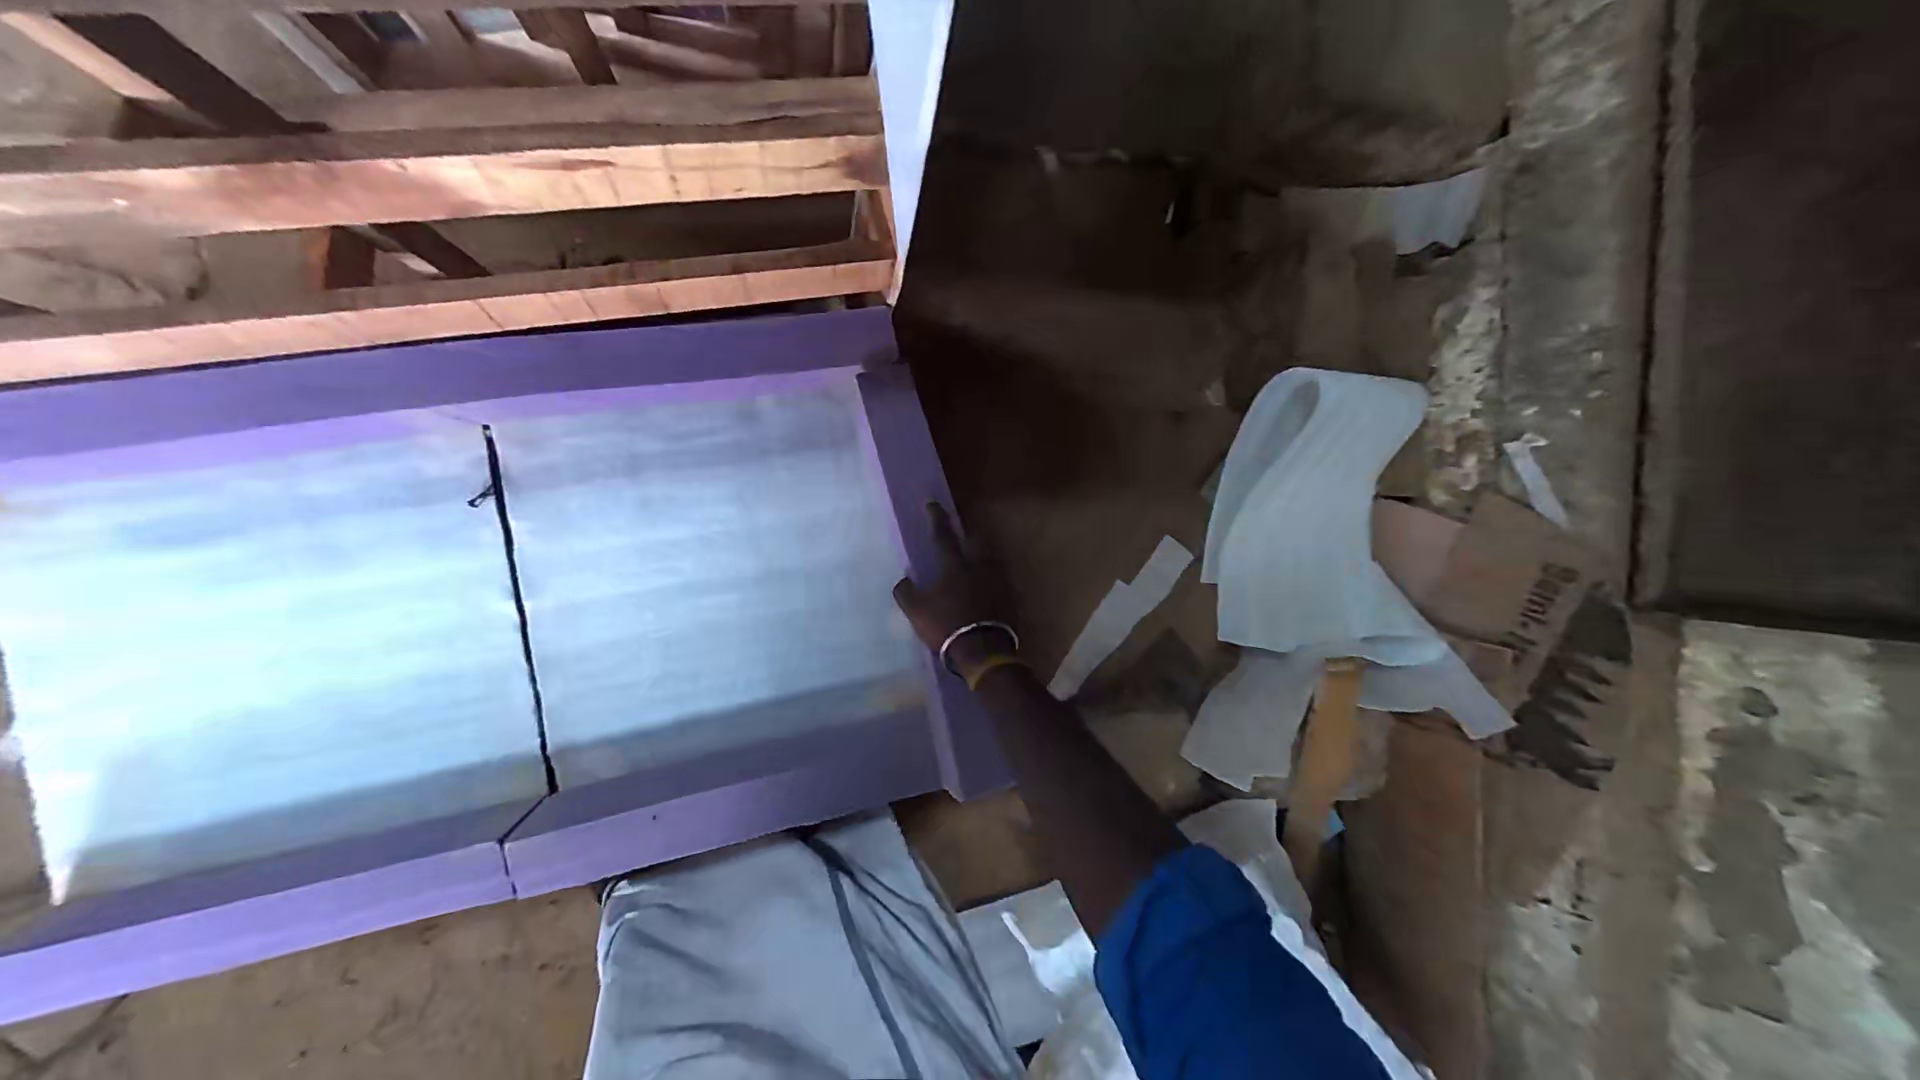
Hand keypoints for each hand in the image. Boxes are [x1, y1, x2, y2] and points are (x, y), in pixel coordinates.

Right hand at [892, 502, 1017, 680]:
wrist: (983, 651)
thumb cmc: (946, 627)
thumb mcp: (916, 611)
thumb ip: (906, 592)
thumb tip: (904, 578)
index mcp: (954, 566)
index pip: (943, 535)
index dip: (936, 518)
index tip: (932, 503)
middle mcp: (979, 567)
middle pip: (975, 541)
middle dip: (967, 533)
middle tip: (961, 532)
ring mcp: (997, 582)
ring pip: (989, 559)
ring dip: (981, 555)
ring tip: (975, 557)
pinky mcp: (1009, 598)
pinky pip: (998, 580)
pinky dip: (990, 578)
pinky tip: (987, 584)